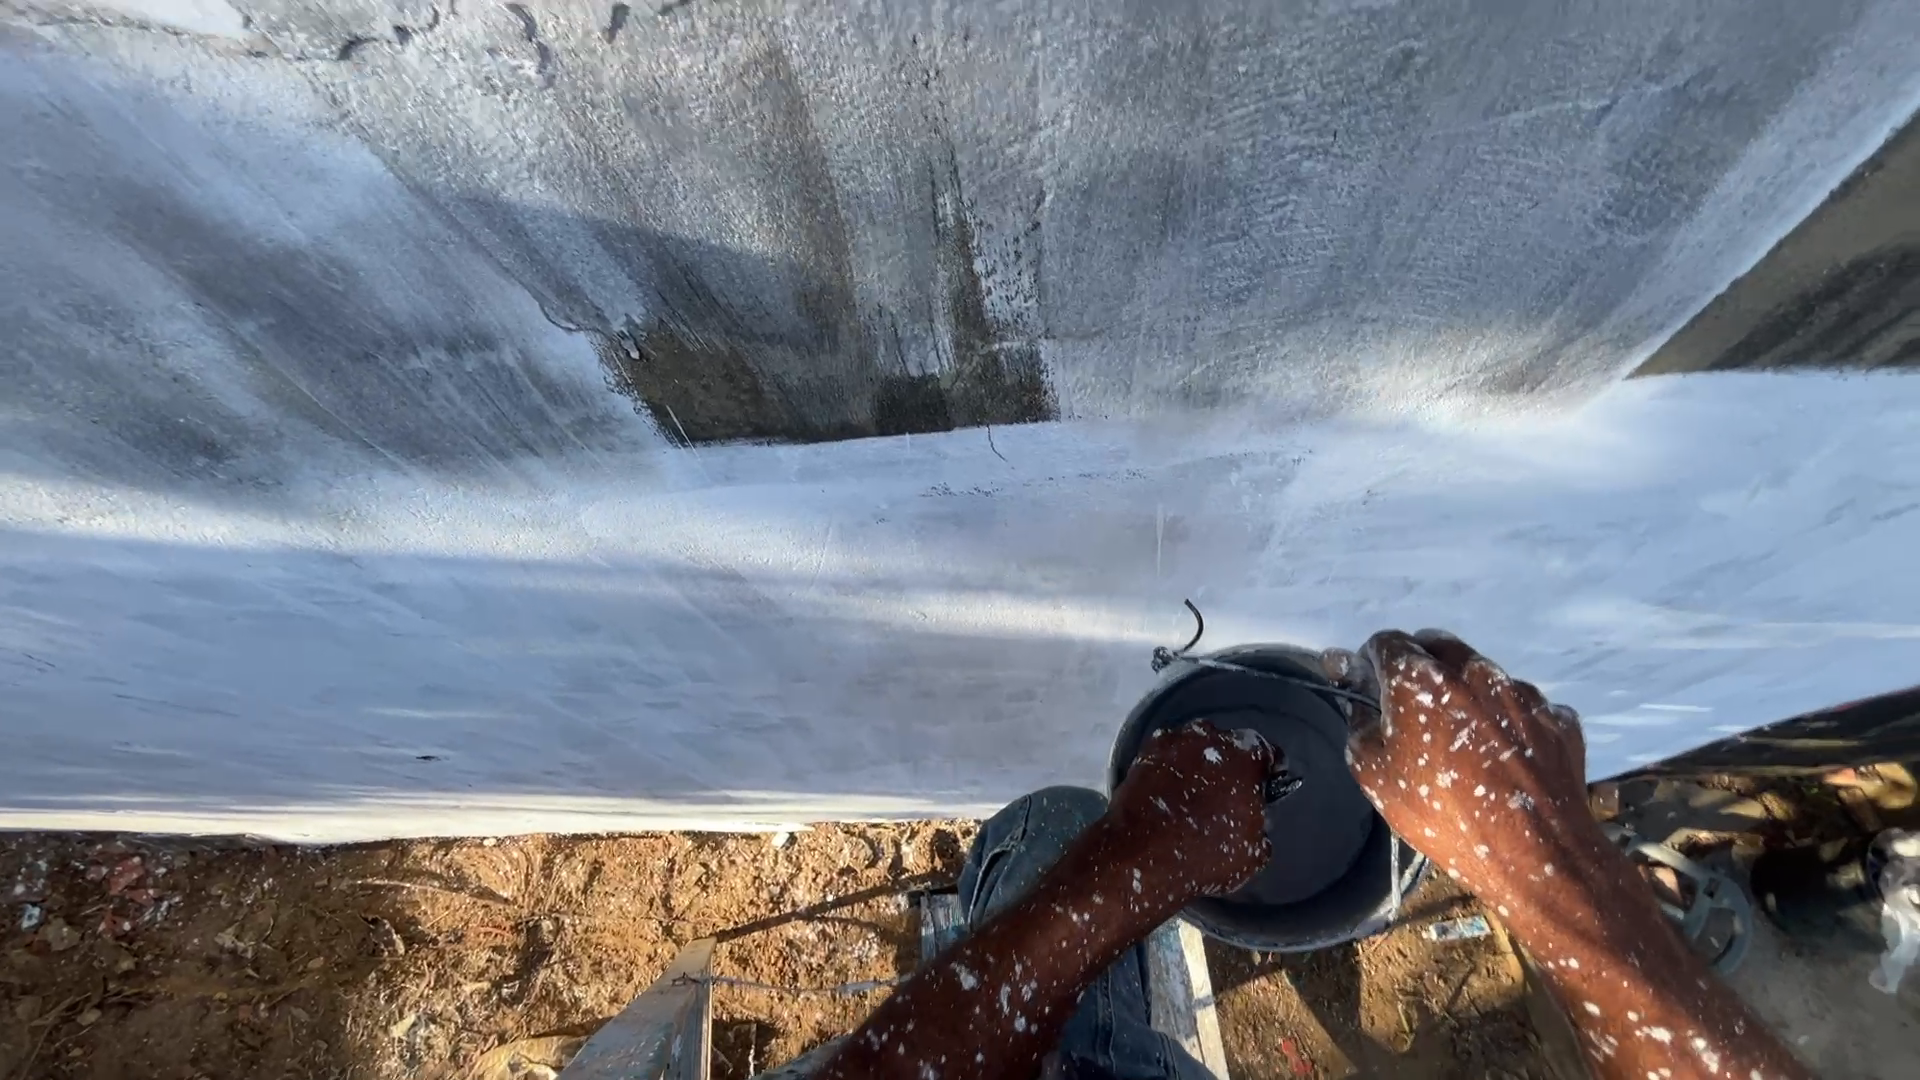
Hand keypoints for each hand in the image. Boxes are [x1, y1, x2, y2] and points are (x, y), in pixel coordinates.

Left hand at [1109, 720, 1275, 900]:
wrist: (1141, 851)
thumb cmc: (1205, 852)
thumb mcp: (1253, 851)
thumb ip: (1260, 822)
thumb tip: (1252, 818)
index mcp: (1244, 755)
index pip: (1268, 752)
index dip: (1270, 770)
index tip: (1266, 785)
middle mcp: (1209, 736)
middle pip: (1230, 743)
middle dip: (1233, 763)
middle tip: (1231, 791)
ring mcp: (1173, 740)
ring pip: (1196, 743)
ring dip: (1201, 760)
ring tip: (1199, 789)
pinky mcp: (1145, 751)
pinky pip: (1168, 753)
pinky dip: (1173, 765)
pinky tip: (1172, 789)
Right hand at [1329, 630, 1594, 908]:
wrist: (1538, 860)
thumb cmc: (1440, 813)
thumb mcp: (1371, 773)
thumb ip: (1358, 723)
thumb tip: (1361, 703)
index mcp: (1420, 678)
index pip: (1386, 641)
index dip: (1370, 661)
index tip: (1368, 687)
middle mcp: (1474, 671)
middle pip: (1436, 645)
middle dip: (1418, 665)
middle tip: (1411, 706)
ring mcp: (1523, 694)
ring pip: (1482, 674)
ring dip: (1464, 690)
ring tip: (1462, 735)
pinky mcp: (1559, 720)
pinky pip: (1521, 705)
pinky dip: (1505, 718)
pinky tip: (1502, 754)